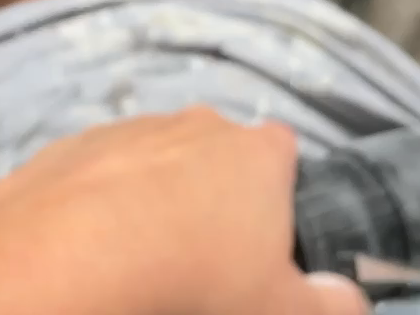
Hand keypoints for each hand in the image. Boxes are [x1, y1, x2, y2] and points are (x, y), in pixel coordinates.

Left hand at [0, 107, 368, 314]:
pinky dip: (103, 201)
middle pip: (217, 153)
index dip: (281, 191)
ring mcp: (132, 127)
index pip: (284, 150)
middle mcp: (195, 123)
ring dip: (157, 197)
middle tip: (204, 258)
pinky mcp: (76, 144)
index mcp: (254, 152)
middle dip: (216, 195)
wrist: (71, 253)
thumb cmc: (199, 279)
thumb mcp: (286, 311)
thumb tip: (348, 299)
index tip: (266, 239)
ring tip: (144, 257)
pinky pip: (103, 171)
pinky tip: (94, 246)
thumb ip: (332, 304)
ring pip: (157, 159)